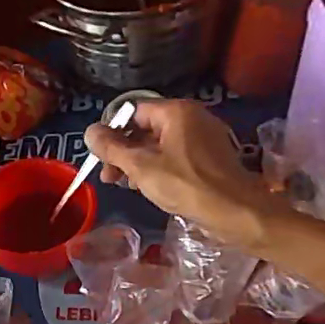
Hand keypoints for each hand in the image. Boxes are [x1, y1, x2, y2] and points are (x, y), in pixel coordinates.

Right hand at [84, 99, 289, 250]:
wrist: (235, 212)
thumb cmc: (185, 184)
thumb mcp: (140, 166)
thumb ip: (111, 148)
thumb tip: (89, 132)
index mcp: (176, 111)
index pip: (133, 111)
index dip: (112, 133)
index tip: (102, 158)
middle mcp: (193, 117)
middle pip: (146, 128)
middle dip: (124, 152)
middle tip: (110, 177)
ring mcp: (206, 137)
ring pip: (160, 144)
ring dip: (139, 162)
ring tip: (128, 185)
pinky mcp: (212, 157)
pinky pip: (177, 155)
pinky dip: (160, 168)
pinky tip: (152, 188)